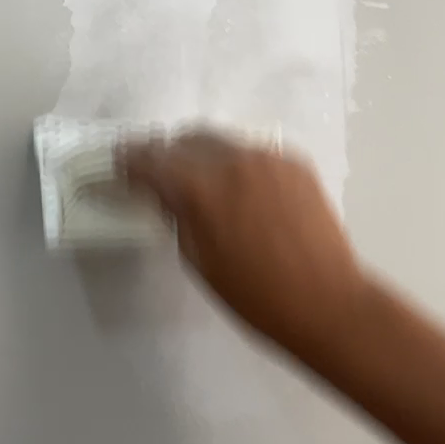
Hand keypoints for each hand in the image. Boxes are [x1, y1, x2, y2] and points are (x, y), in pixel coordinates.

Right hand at [119, 132, 374, 358]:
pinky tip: (239, 190)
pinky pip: (250, 152)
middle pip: (183, 139)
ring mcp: (265, 157)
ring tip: (199, 179)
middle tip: (156, 172)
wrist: (328, 304)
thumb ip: (175, 214)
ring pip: (218, 140)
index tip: (117, 164)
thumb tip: (163, 192)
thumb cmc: (253, 295)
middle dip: (165, 153)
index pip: (149, 160)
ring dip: (199, 155)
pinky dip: (234, 164)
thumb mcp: (196, 259)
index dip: (127, 161)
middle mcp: (229, 160)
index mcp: (198, 188)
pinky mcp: (292, 162)